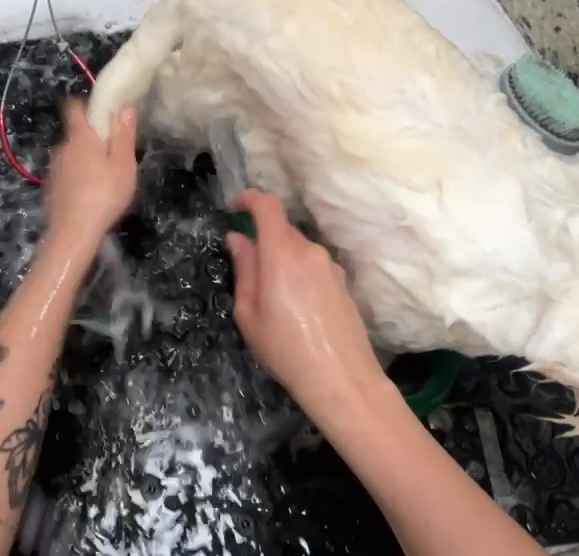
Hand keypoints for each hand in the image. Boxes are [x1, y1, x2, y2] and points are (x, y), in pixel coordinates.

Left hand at [41, 100, 137, 252]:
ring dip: (84, 159)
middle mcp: (62, 148)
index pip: (73, 107)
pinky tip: (89, 194)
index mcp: (80, 137)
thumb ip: (124, 134)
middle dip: (91, 138)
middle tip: (113, 151)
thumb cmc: (104, 194)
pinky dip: (76, 177)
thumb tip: (125, 106)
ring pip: (70, 155)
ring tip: (103, 176)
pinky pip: (66, 174)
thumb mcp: (124, 165)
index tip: (100, 110)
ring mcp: (54, 169)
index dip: (84, 104)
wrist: (73, 233)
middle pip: (75, 133)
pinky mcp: (50, 188)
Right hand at [226, 190, 385, 418]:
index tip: (234, 207)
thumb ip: (244, 269)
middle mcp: (309, 250)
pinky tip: (297, 308)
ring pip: (298, 249)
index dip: (249, 199)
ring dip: (282, 259)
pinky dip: (299, 273)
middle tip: (248, 271)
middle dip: (262, 239)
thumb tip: (238, 239)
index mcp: (282, 252)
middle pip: (282, 229)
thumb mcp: (249, 313)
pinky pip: (313, 266)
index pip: (267, 205)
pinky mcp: (343, 283)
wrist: (342, 380)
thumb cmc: (286, 348)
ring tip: (274, 298)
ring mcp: (330, 266)